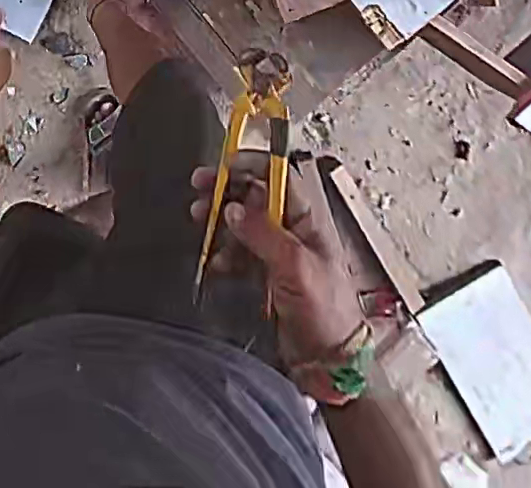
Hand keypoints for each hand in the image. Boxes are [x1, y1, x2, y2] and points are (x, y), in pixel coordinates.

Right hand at [190, 154, 364, 362]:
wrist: (331, 365)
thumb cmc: (326, 311)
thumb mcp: (296, 267)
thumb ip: (263, 234)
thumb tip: (233, 208)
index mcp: (306, 220)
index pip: (278, 177)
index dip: (251, 165)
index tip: (224, 165)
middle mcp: (290, 231)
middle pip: (254, 196)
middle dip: (226, 189)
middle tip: (199, 186)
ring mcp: (276, 253)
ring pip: (241, 223)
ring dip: (219, 219)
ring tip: (199, 218)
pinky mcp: (264, 275)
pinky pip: (237, 252)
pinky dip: (222, 252)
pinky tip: (215, 261)